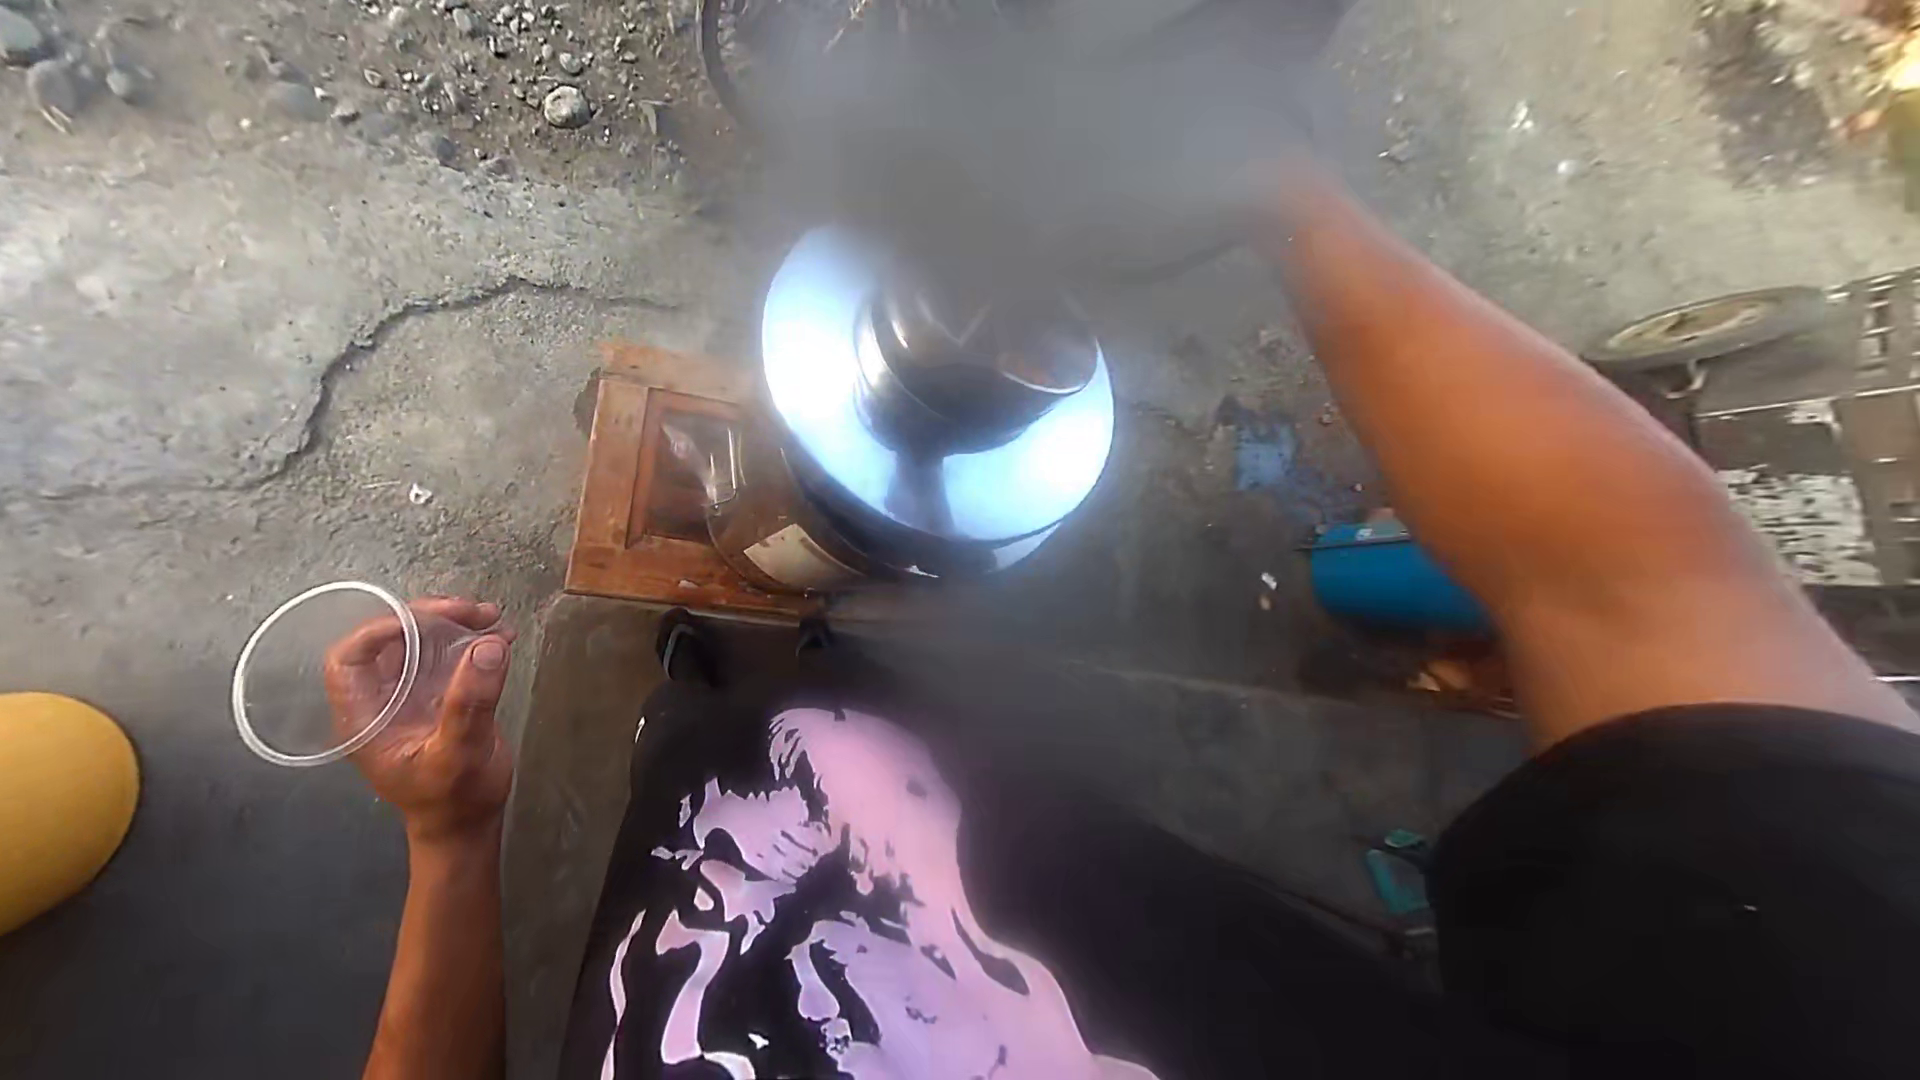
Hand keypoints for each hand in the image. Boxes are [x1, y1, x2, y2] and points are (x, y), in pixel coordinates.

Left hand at [324, 597, 517, 845]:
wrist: (468, 821)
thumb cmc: (452, 796)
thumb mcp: (459, 752)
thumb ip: (471, 701)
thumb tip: (489, 645)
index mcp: (367, 716)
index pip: (352, 659)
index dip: (383, 630)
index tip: (434, 618)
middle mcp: (385, 699)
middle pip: (392, 642)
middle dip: (431, 618)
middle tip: (477, 611)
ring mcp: (414, 696)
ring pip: (423, 645)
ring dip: (456, 624)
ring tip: (493, 618)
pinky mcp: (444, 696)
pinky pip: (452, 657)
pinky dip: (475, 641)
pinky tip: (502, 636)